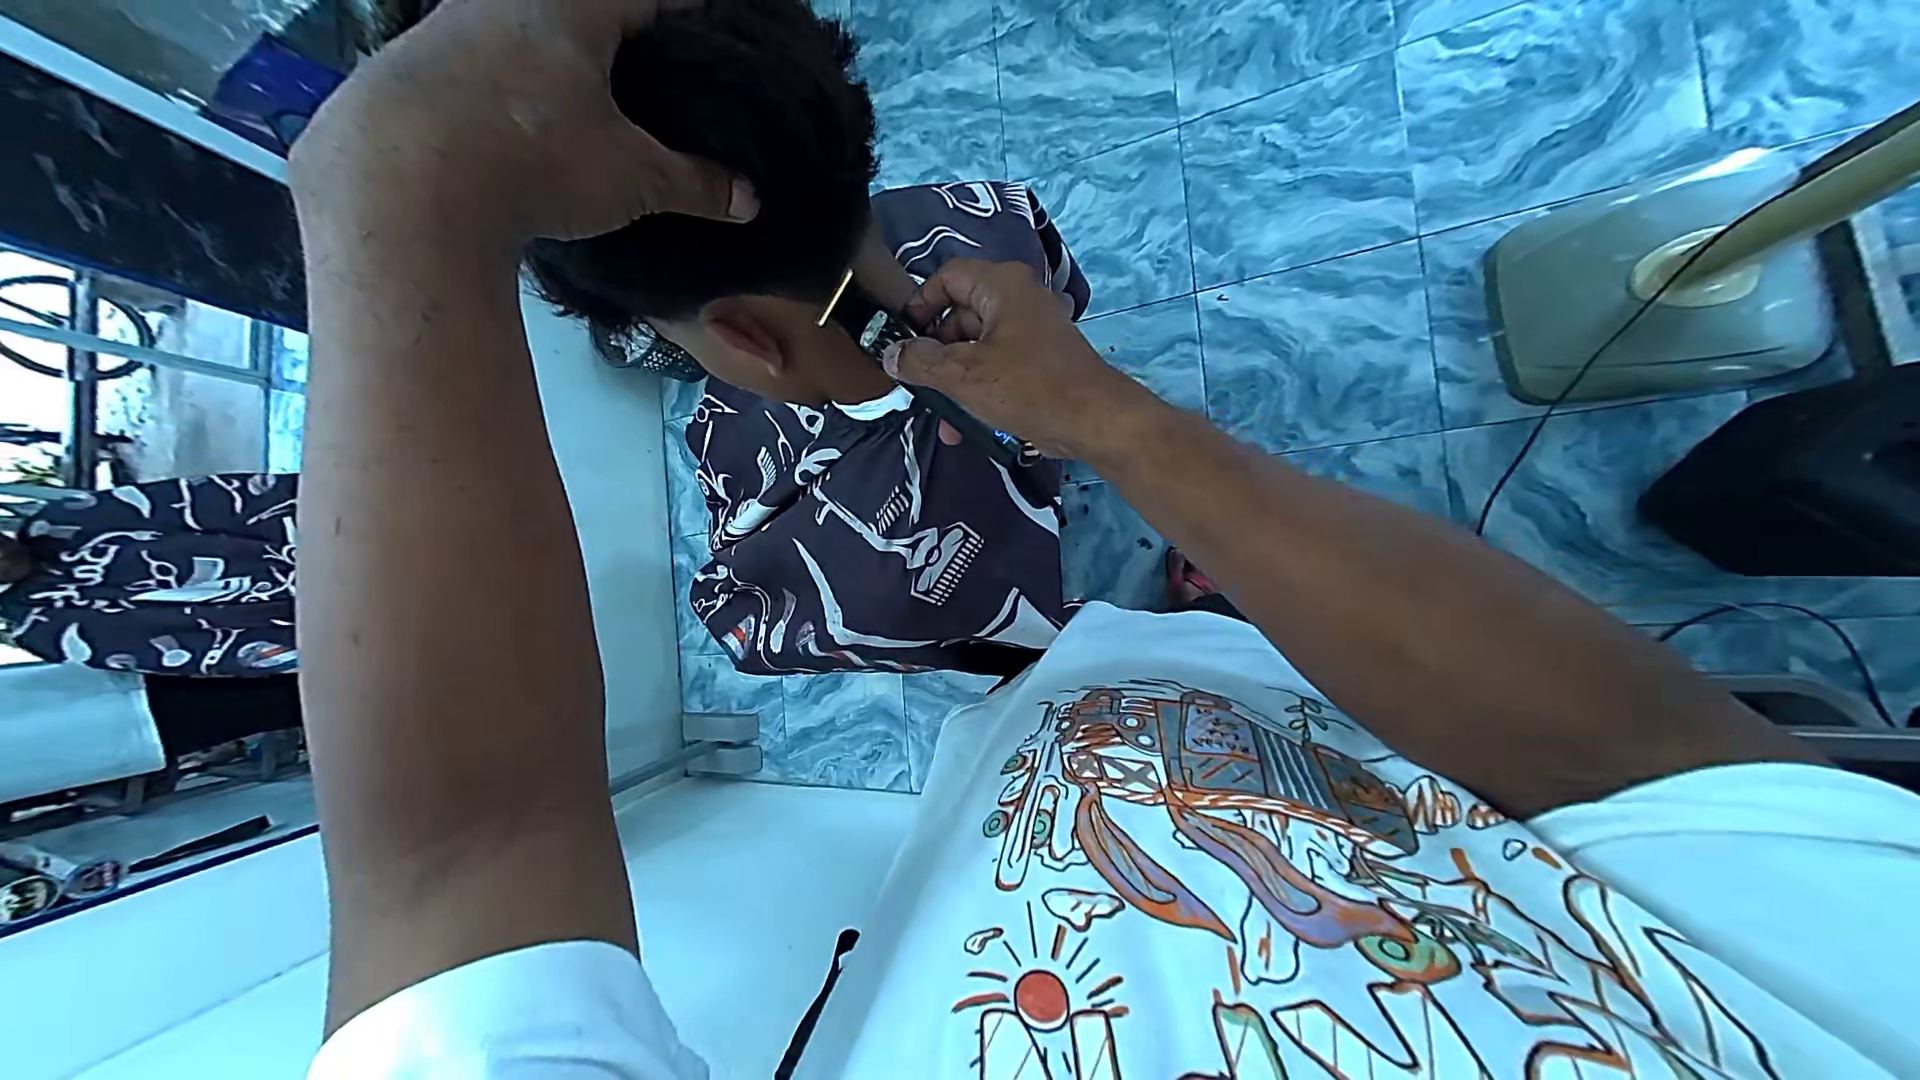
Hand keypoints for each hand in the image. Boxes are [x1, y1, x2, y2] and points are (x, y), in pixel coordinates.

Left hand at [290, 0, 757, 243]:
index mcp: (569, 6)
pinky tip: (544, 129)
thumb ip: (696, 183)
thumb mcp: (636, 176)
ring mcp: (455, 30)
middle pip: (586, 12)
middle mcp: (506, 0)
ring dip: (573, 65)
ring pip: (536, 37)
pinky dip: (531, 90)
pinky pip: (497, 67)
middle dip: (630, 41)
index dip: (687, 13)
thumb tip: (749, 198)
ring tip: (608, 108)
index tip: (713, 30)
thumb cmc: (541, 156)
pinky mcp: (422, 69)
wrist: (407, 180)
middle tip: (667, 79)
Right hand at [886, 259, 1150, 457]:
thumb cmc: (1028, 387)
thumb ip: (922, 362)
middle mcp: (1017, 301)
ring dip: (954, 383)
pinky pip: (997, 368)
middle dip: (935, 354)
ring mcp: (1030, 332)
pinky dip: (978, 391)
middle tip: (917, 383)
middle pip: (960, 316)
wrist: (1092, 420)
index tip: (902, 338)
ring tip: (941, 417)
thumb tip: (892, 354)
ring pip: (976, 349)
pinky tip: (963, 427)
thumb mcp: (964, 375)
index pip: (947, 277)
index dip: (920, 304)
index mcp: (1001, 287)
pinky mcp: (1038, 363)